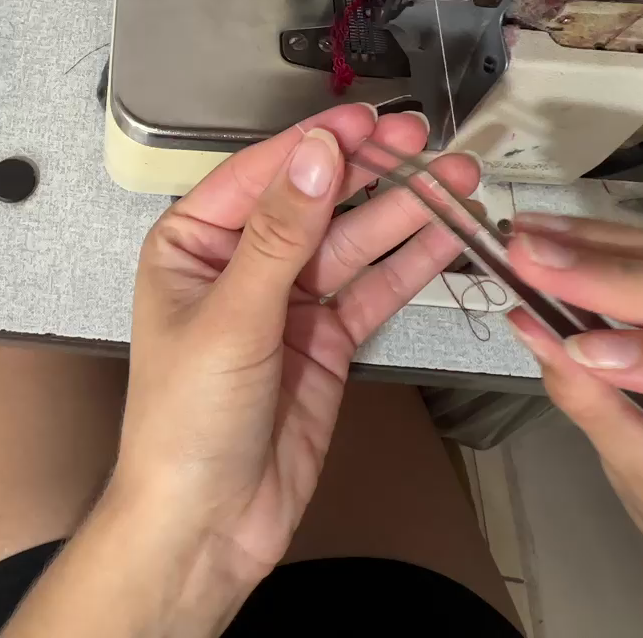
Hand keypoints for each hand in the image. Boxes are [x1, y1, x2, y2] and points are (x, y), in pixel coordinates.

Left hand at [104, 104, 477, 621]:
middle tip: (421, 141)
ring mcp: (286, 301)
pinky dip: (406, 265)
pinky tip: (445, 237)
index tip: (366, 119)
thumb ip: (279, 234)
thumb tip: (316, 153)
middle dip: (367, 172)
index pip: (261, 175)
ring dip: (401, 213)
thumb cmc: (187, 417)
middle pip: (312, 202)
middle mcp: (240, 262)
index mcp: (193, 242)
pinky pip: (369, 290)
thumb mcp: (232, 316)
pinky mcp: (323, 338)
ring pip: (349, 243)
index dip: (314, 144)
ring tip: (455, 181)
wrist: (208, 525)